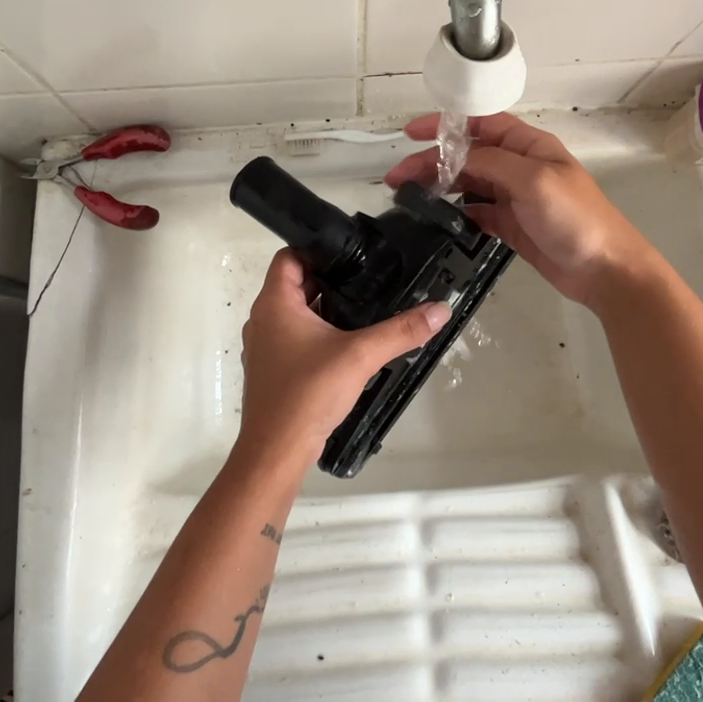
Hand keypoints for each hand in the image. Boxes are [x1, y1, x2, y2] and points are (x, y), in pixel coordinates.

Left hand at [236, 249, 450, 469]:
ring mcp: (264, 346)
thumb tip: (439, 310)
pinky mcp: (272, 370)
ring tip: (363, 310)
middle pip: (295, 284)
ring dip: (324, 310)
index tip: (352, 255)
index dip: (317, 250)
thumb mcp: (360, 356)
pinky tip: (346, 347)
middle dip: (329, 281)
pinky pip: (294, 339)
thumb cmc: (308, 393)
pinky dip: (317, 335)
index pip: (289, 256)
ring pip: (295, 314)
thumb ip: (401, 331)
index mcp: (274, 303)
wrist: (277, 450)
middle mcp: (263, 319)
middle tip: (366, 281)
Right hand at [385, 113, 658, 306]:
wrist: (604, 269)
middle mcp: (519, 166)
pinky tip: (436, 218)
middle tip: (398, 176)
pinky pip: (475, 212)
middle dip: (432, 161)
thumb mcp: (533, 180)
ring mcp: (514, 197)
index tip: (412, 133)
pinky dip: (455, 213)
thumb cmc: (575, 218)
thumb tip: (453, 159)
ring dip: (439, 186)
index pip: (480, 123)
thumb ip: (490, 163)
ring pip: (467, 184)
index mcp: (529, 146)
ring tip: (409, 196)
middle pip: (467, 155)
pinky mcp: (511, 225)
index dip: (445, 125)